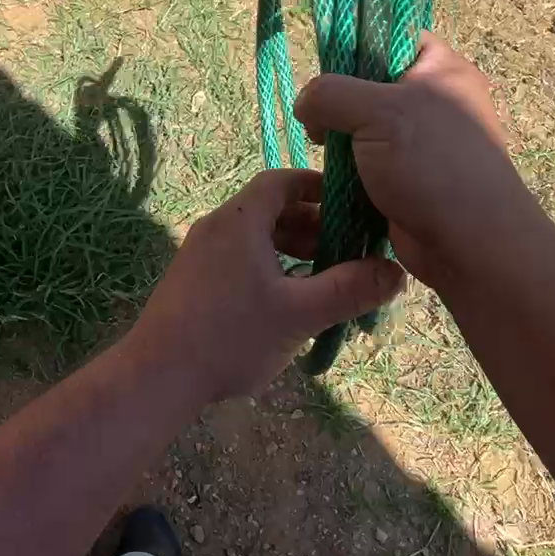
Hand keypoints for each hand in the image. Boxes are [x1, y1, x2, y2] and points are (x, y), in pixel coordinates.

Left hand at [124, 169, 404, 403]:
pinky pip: (241, 258)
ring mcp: (201, 254)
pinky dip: (271, 266)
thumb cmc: (230, 335)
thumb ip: (349, 290)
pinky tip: (290, 300)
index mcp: (239, 219)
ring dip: (293, 249)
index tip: (350, 205)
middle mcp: (217, 227)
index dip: (317, 186)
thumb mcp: (299, 313)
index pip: (281, 181)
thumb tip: (396, 272)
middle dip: (313, 224)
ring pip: (256, 237)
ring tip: (326, 276)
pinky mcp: (194, 280)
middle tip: (348, 249)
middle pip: (271, 209)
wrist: (158, 374)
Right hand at [292, 34, 546, 287]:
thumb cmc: (431, 167)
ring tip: (325, 146)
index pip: (390, 34)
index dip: (355, 45)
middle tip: (321, 117)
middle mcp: (433, 99)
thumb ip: (330, 93)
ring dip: (339, 136)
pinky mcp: (405, 175)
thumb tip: (305, 105)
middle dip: (338, 100)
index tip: (327, 68)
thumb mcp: (378, 112)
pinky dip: (345, 165)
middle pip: (368, 82)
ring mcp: (419, 140)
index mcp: (440, 68)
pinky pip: (364, 157)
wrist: (469, 247)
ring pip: (361, 123)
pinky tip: (334, 174)